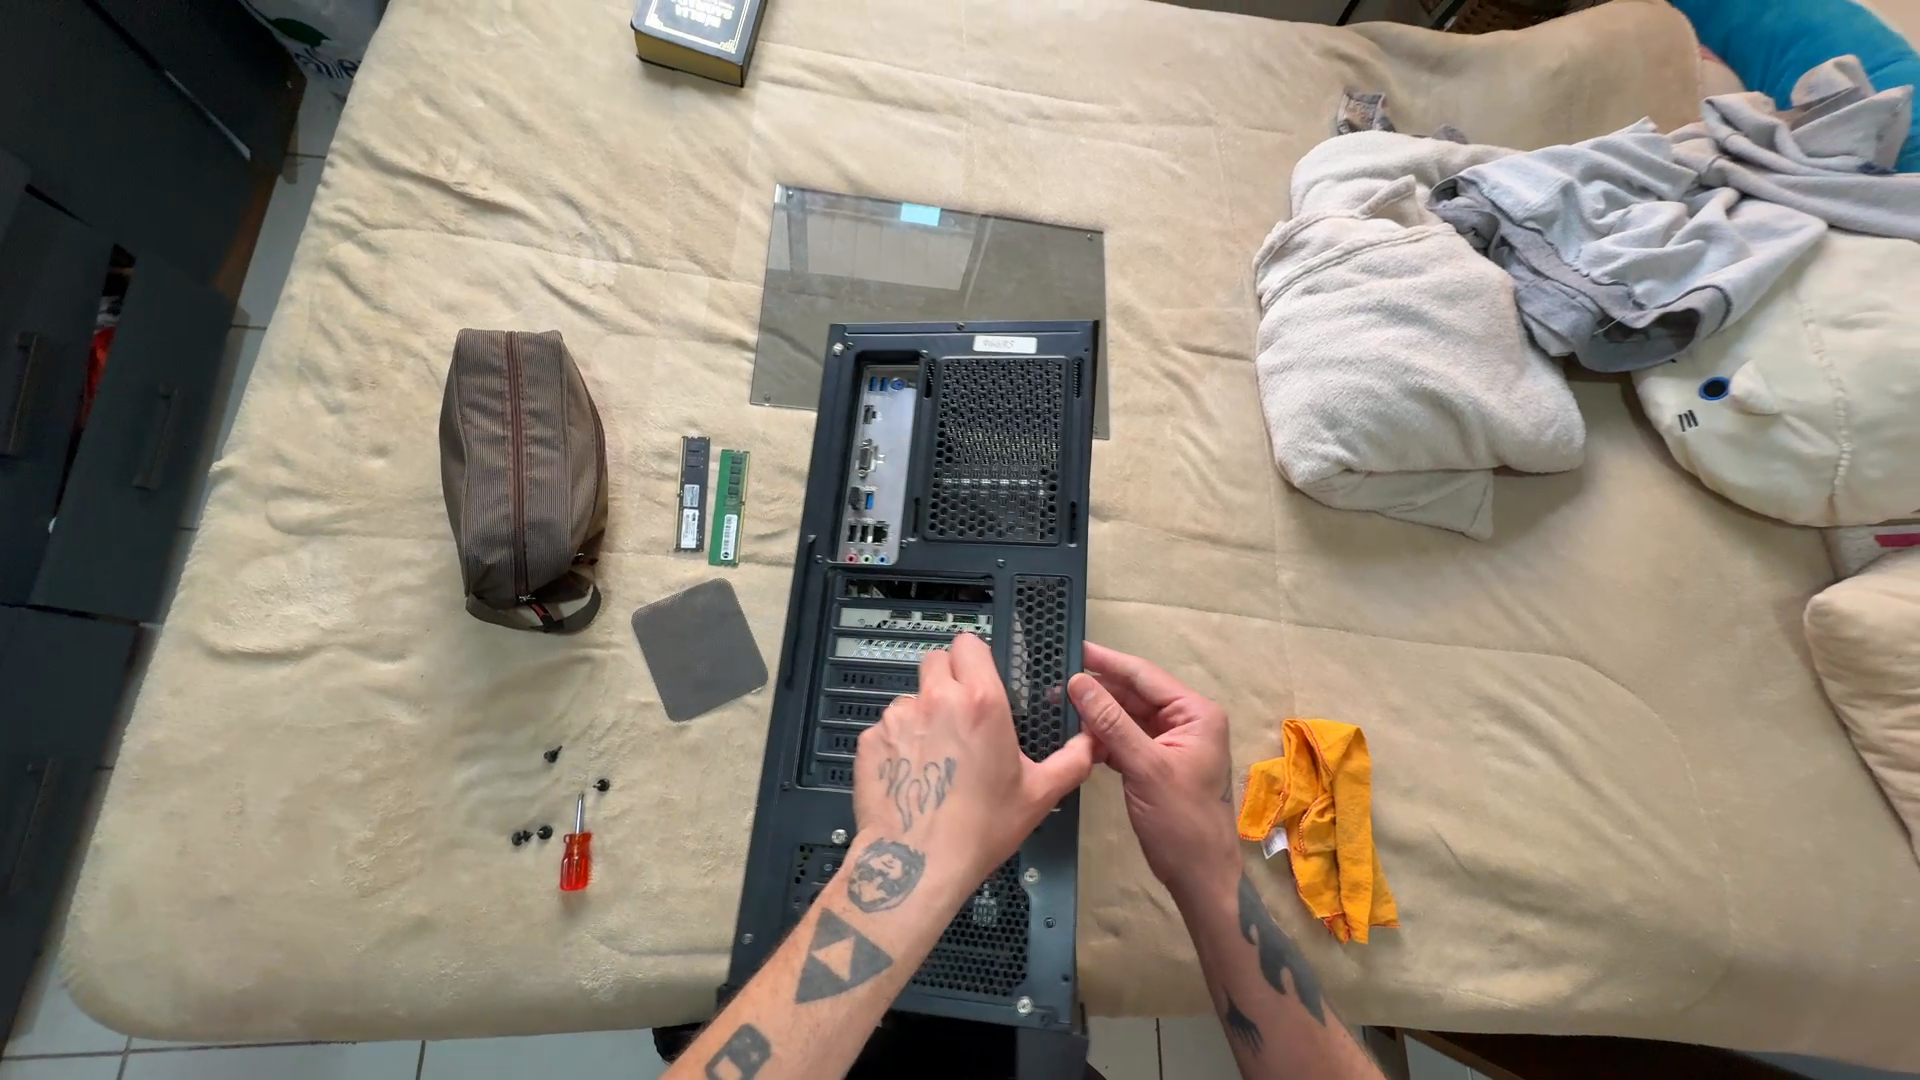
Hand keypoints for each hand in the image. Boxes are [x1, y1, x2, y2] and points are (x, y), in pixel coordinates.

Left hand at [850, 633, 1095, 909]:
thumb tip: (1091, 743)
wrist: (918, 864)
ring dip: (922, 713)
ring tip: (936, 754)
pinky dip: (897, 741)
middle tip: (959, 715)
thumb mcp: (1039, 794)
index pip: (968, 644)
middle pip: (935, 660)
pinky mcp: (871, 740)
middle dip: (947, 678)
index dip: (974, 658)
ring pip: (911, 695)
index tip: (979, 679)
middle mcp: (936, 699)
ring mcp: (898, 717)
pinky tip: (912, 772)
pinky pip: (886, 726)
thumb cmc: (981, 829)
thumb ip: (1071, 760)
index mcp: (980, 701)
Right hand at [1069, 642, 1240, 902]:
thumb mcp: (1145, 768)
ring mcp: (1168, 742)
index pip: (1144, 676)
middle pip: (1133, 694)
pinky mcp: (1153, 762)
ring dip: (1095, 715)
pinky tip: (1074, 735)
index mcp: (1195, 713)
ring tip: (1057, 705)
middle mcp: (1185, 721)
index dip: (1107, 662)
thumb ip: (1110, 722)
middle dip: (1096, 690)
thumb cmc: (1182, 822)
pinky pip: (1122, 738)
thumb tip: (1078, 681)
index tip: (1073, 648)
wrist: (1199, 879)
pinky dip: (1100, 738)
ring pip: (1124, 716)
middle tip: (1054, 681)